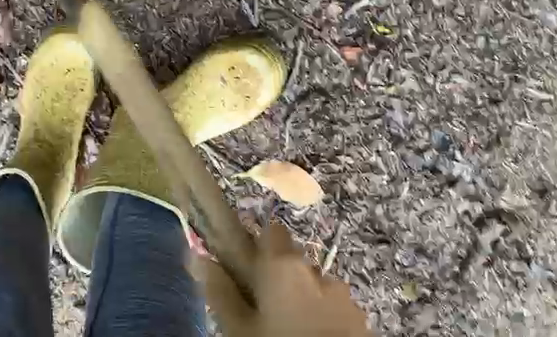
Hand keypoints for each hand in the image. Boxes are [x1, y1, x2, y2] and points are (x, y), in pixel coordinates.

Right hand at [195, 223, 370, 336]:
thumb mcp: (239, 330)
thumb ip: (219, 290)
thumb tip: (196, 255)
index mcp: (283, 264)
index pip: (270, 230)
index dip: (257, 246)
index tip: (245, 269)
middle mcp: (314, 268)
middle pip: (292, 260)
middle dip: (279, 277)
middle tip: (263, 308)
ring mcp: (342, 293)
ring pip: (314, 285)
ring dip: (302, 298)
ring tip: (288, 327)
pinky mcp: (360, 317)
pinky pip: (333, 306)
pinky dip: (322, 315)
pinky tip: (311, 334)